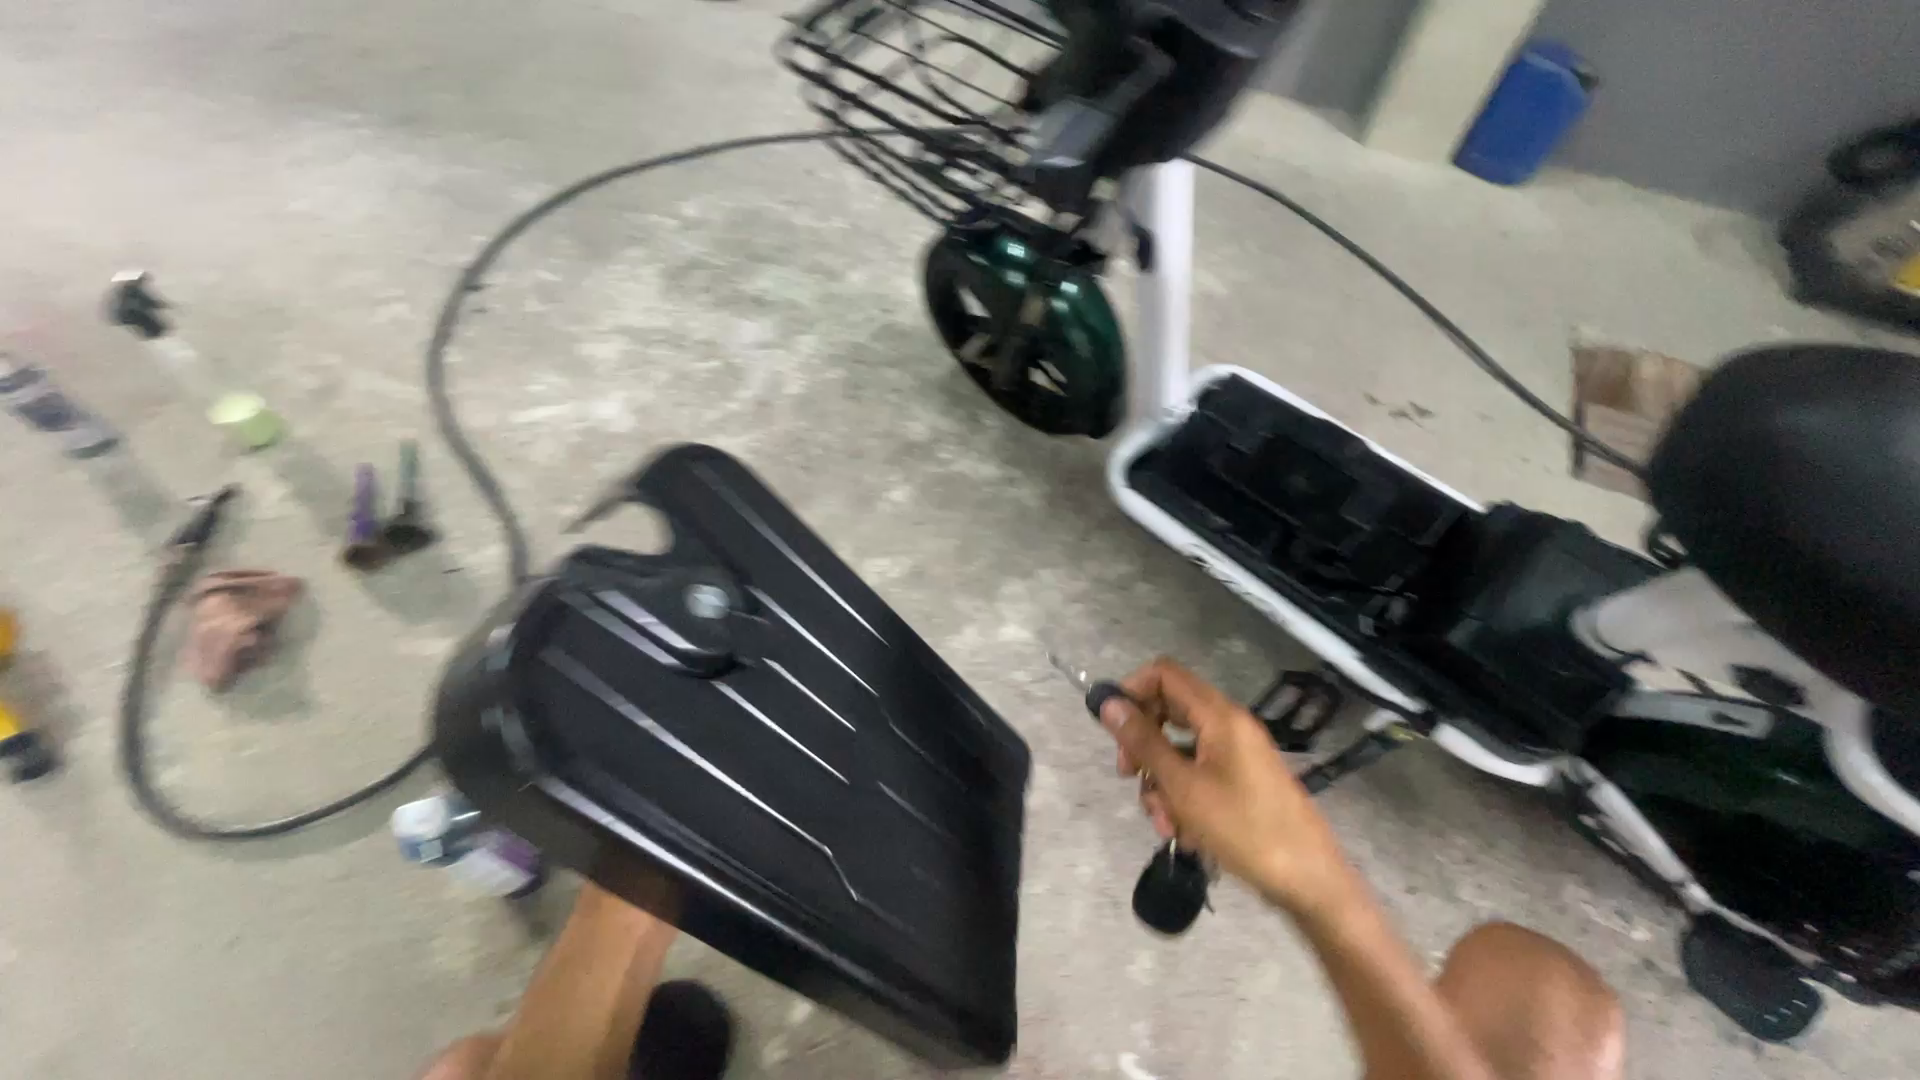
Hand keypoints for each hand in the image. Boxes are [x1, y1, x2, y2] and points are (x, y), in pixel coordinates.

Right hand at [1101, 657, 1360, 920]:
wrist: (1309, 880)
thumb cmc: (1244, 828)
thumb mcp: (1183, 786)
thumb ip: (1143, 742)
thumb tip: (1109, 703)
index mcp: (1219, 715)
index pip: (1164, 674)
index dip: (1132, 690)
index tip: (1112, 726)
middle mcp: (1229, 725)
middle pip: (1169, 711)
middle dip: (1143, 744)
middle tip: (1128, 776)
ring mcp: (1237, 754)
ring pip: (1180, 749)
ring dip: (1161, 781)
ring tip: (1165, 823)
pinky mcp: (1241, 781)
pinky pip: (1198, 773)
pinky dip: (1182, 796)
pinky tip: (1182, 833)